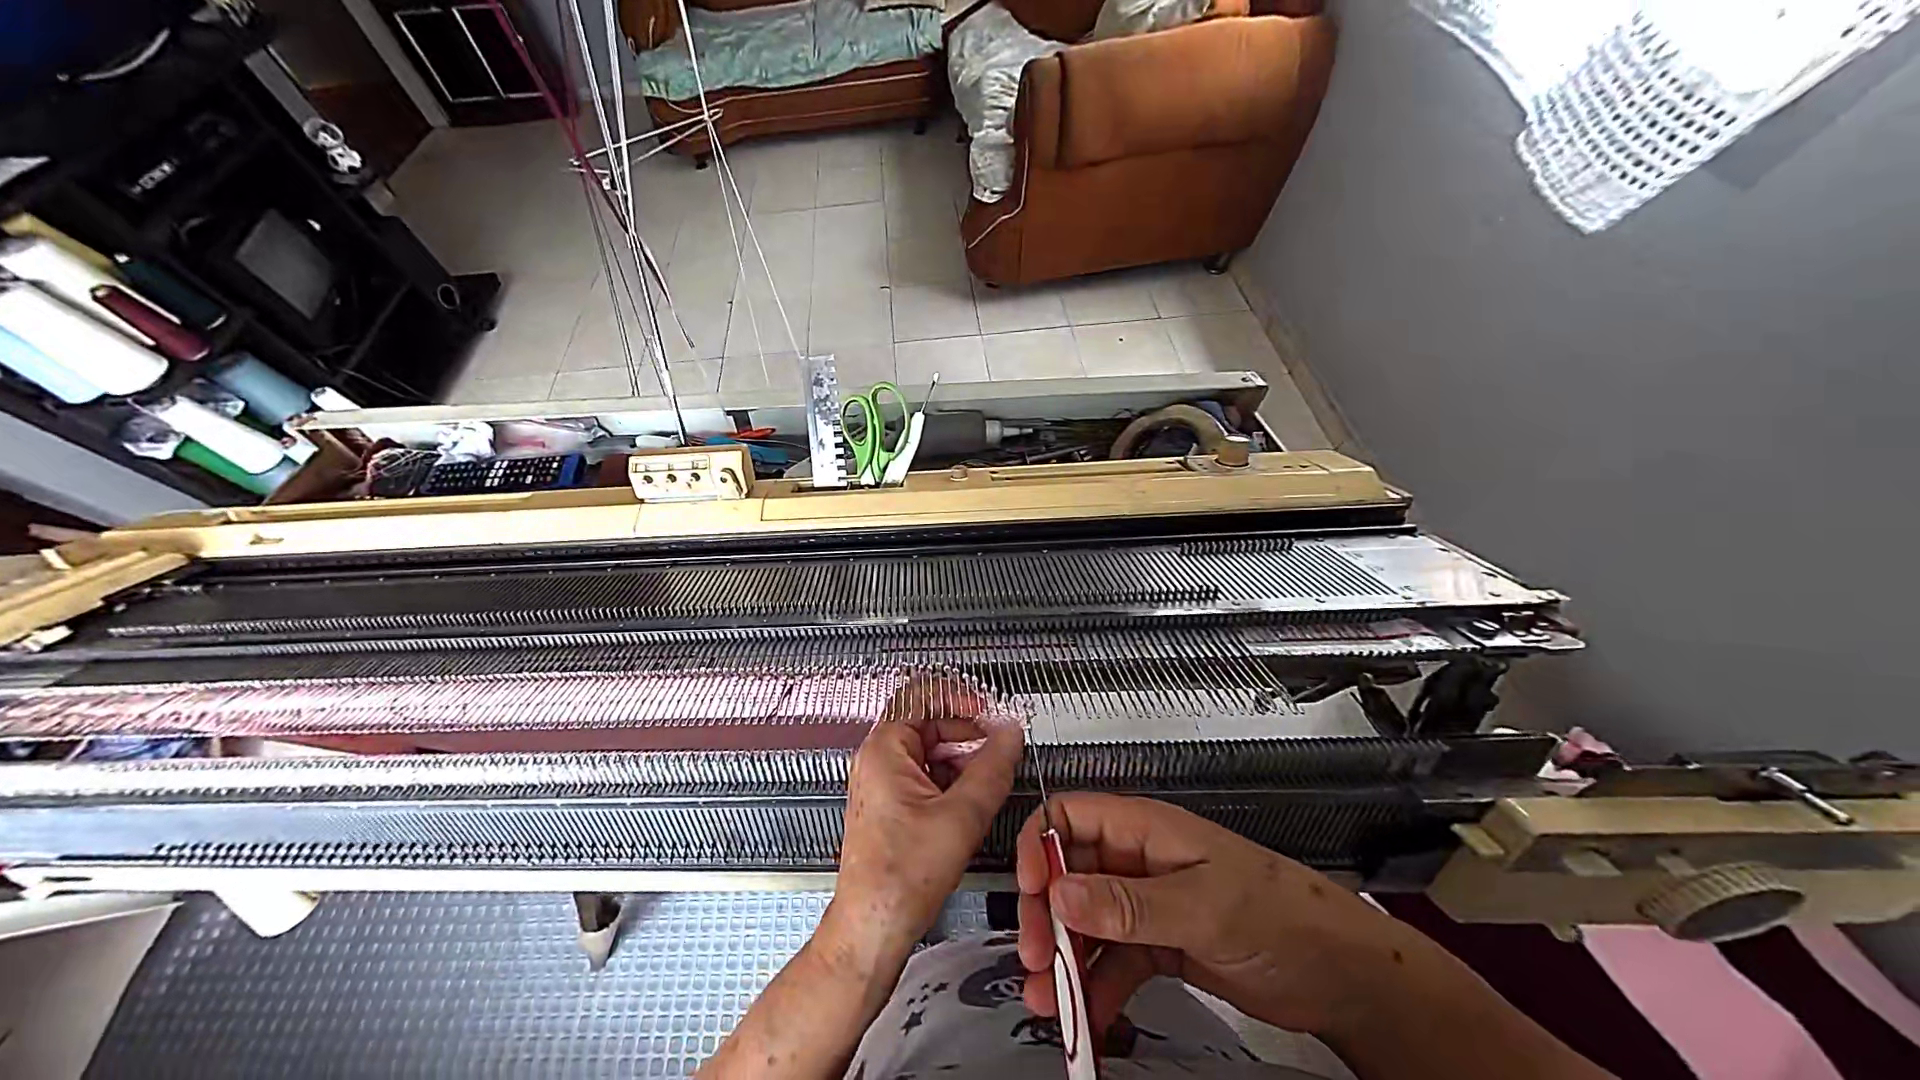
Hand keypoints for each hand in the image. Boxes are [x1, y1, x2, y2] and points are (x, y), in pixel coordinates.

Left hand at [832, 673, 1021, 961]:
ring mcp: (881, 782)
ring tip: (987, 777)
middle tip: (998, 744)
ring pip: (928, 750)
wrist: (873, 927)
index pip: (923, 696)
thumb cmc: (898, 879)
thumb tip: (1010, 736)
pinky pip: (924, 773)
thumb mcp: (962, 816)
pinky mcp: (890, 804)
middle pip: (928, 722)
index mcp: (883, 750)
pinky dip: (949, 778)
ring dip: (960, 757)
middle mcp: (876, 760)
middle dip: (966, 732)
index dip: (961, 698)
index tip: (990, 712)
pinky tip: (969, 800)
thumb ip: (992, 768)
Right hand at [1016, 793, 1414, 1040]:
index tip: (1028, 890)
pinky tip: (1087, 1012)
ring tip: (1052, 998)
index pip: (1070, 817)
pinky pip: (1111, 961)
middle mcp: (1139, 861)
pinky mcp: (1159, 942)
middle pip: (1067, 873)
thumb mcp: (1203, 905)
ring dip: (1063, 958)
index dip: (1040, 846)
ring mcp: (1147, 904)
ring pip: (1085, 923)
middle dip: (1045, 914)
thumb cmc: (1286, 913)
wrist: (1340, 973)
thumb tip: (1063, 892)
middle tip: (1038, 956)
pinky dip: (1094, 986)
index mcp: (1146, 829)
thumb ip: (1129, 902)